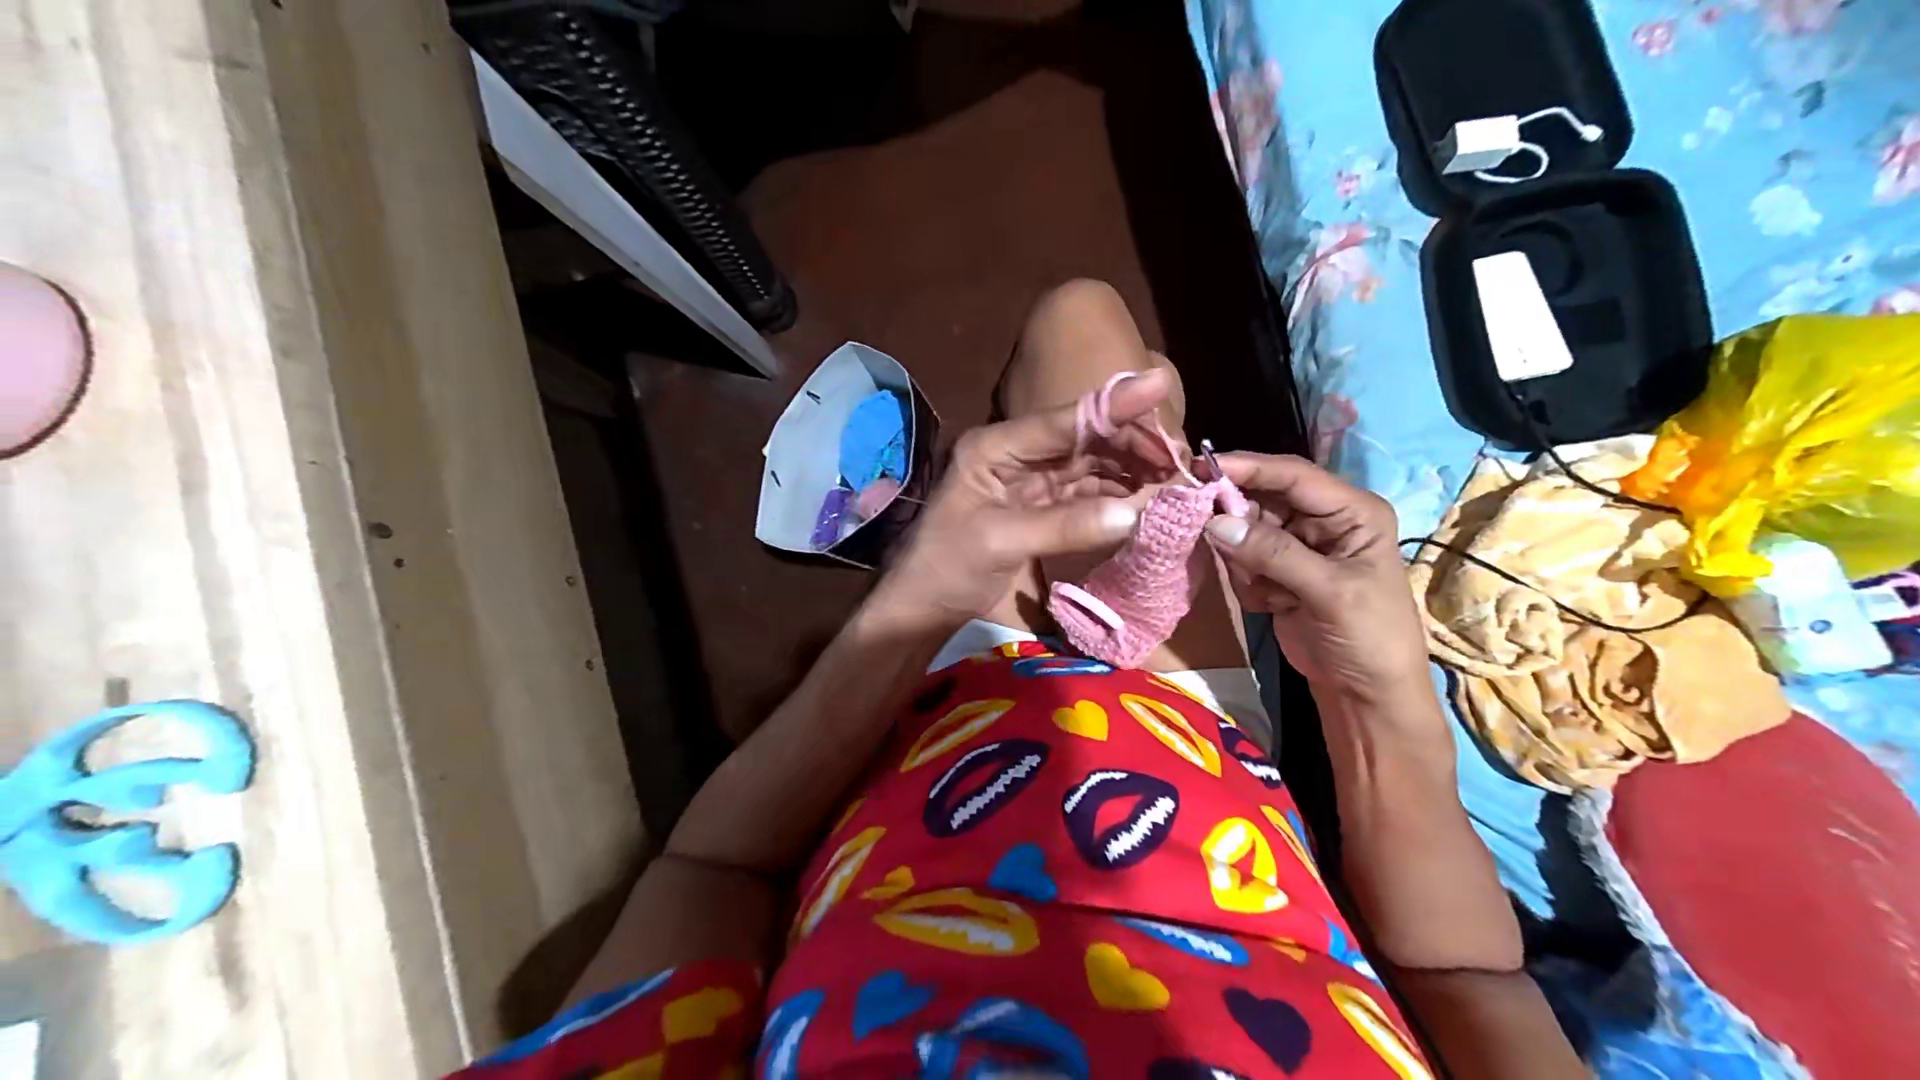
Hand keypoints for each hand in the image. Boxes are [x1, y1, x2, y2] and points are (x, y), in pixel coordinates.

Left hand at [875, 368, 1181, 629]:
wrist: (922, 607)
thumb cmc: (946, 566)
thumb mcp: (1000, 542)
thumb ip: (1065, 525)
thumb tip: (1136, 514)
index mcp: (996, 447)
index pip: (1062, 420)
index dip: (1113, 404)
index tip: (1161, 384)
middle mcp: (1017, 455)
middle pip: (1085, 438)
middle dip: (1133, 443)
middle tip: (1180, 457)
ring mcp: (1031, 481)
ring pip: (1092, 464)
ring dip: (1132, 469)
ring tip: (1175, 478)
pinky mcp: (1042, 507)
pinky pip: (1088, 493)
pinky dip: (1118, 496)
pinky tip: (1147, 500)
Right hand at [1202, 453, 1440, 742]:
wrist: (1364, 693)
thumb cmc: (1368, 637)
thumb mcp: (1329, 592)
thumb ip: (1274, 553)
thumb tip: (1215, 522)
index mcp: (1352, 511)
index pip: (1294, 476)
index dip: (1249, 467)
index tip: (1202, 467)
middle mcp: (1322, 520)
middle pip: (1262, 498)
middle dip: (1236, 517)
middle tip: (1207, 532)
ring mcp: (1297, 545)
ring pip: (1245, 529)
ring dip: (1243, 559)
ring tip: (1265, 591)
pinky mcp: (1276, 570)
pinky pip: (1241, 558)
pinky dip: (1245, 579)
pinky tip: (1270, 604)